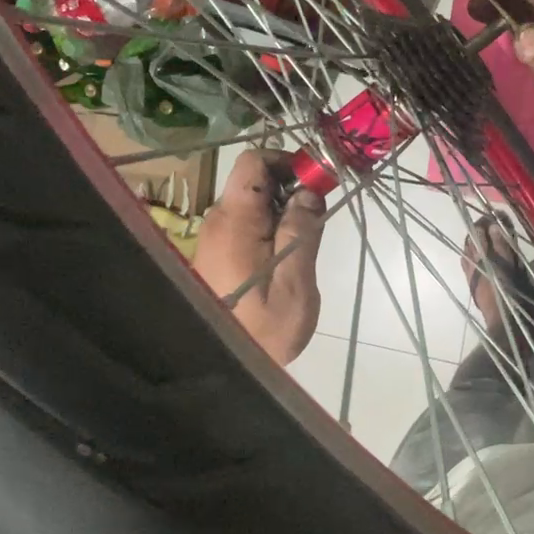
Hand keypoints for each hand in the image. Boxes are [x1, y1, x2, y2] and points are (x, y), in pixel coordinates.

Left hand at [192, 149, 325, 365]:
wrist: (222, 372)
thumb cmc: (263, 329)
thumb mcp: (295, 281)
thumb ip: (302, 230)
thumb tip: (310, 190)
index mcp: (235, 220)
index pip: (254, 161)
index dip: (288, 161)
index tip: (318, 184)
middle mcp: (218, 221)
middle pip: (254, 181)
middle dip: (291, 188)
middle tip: (319, 218)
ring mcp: (214, 239)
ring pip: (252, 205)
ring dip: (282, 212)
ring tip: (305, 244)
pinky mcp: (216, 256)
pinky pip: (245, 227)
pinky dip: (270, 230)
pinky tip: (285, 259)